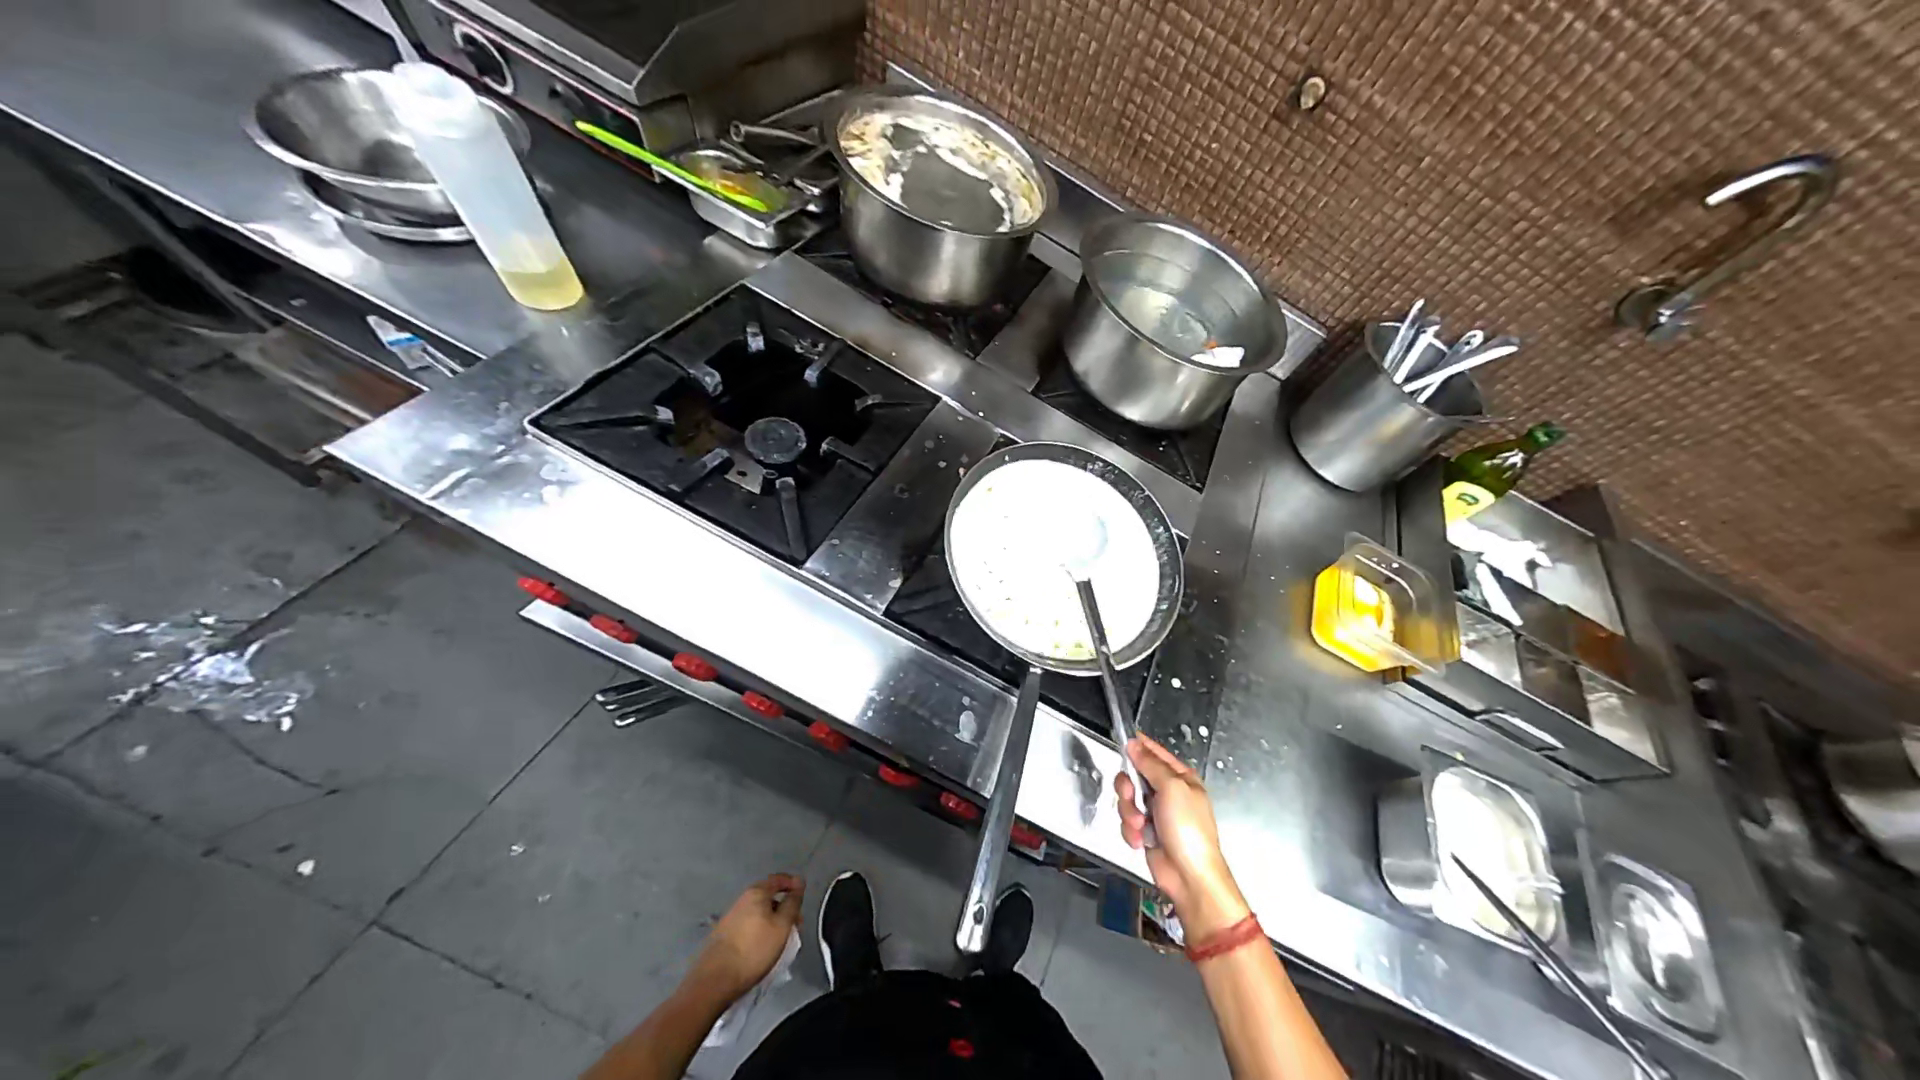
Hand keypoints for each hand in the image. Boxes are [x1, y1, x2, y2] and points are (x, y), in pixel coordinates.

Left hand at [685, 874, 804, 1002]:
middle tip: (796, 925)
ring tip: (781, 939)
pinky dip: (760, 930)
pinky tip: (763, 946)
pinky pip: (749, 925)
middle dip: (784, 907)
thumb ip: (793, 903)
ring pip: (759, 912)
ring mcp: (731, 917)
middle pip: (769, 896)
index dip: (793, 884)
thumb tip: (799, 882)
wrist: (715, 980)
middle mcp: (742, 899)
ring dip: (773, 920)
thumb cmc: (754, 949)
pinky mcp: (724, 934)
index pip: (779, 879)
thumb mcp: (782, 925)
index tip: (803, 896)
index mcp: (756, 892)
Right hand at [1116, 736, 1249, 938]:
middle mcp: (1167, 792)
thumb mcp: (1171, 788)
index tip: (1122, 743)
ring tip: (1140, 826)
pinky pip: (1127, 821)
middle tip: (1132, 797)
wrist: (1189, 876)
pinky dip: (1130, 831)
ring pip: (1127, 800)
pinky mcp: (1146, 831)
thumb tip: (1134, 743)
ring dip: (1129, 813)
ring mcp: (1156, 813)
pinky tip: (1140, 840)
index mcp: (1181, 777)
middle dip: (1128, 788)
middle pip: (1134, 776)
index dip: (1139, 747)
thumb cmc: (1187, 828)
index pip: (1155, 752)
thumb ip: (1150, 764)